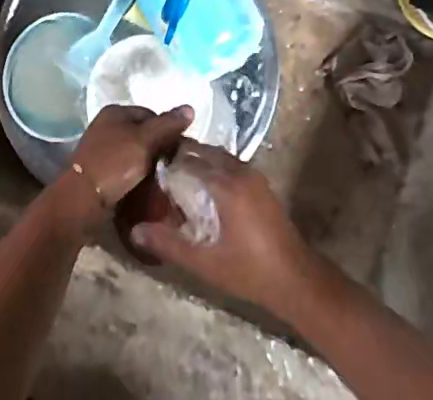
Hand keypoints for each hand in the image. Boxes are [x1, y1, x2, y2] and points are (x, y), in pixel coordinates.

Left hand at [69, 104, 193, 204]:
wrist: (82, 198)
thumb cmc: (114, 163)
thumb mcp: (144, 141)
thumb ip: (167, 126)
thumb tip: (190, 108)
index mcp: (115, 112)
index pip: (151, 113)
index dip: (168, 129)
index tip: (181, 149)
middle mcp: (106, 125)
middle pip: (142, 132)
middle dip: (159, 147)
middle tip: (175, 165)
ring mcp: (102, 147)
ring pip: (135, 151)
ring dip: (149, 162)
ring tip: (165, 177)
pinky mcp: (101, 169)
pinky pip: (126, 166)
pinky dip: (137, 173)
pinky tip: (148, 185)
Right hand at [128, 141, 322, 315]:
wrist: (298, 280)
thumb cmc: (249, 271)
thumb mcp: (205, 262)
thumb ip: (169, 243)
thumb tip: (134, 231)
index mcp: (226, 184)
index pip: (189, 158)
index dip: (167, 160)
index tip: (148, 167)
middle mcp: (240, 172)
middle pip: (204, 151)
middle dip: (182, 156)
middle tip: (160, 170)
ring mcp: (254, 176)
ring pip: (219, 156)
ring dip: (199, 160)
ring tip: (178, 177)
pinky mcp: (262, 186)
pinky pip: (231, 165)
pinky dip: (214, 167)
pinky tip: (205, 189)